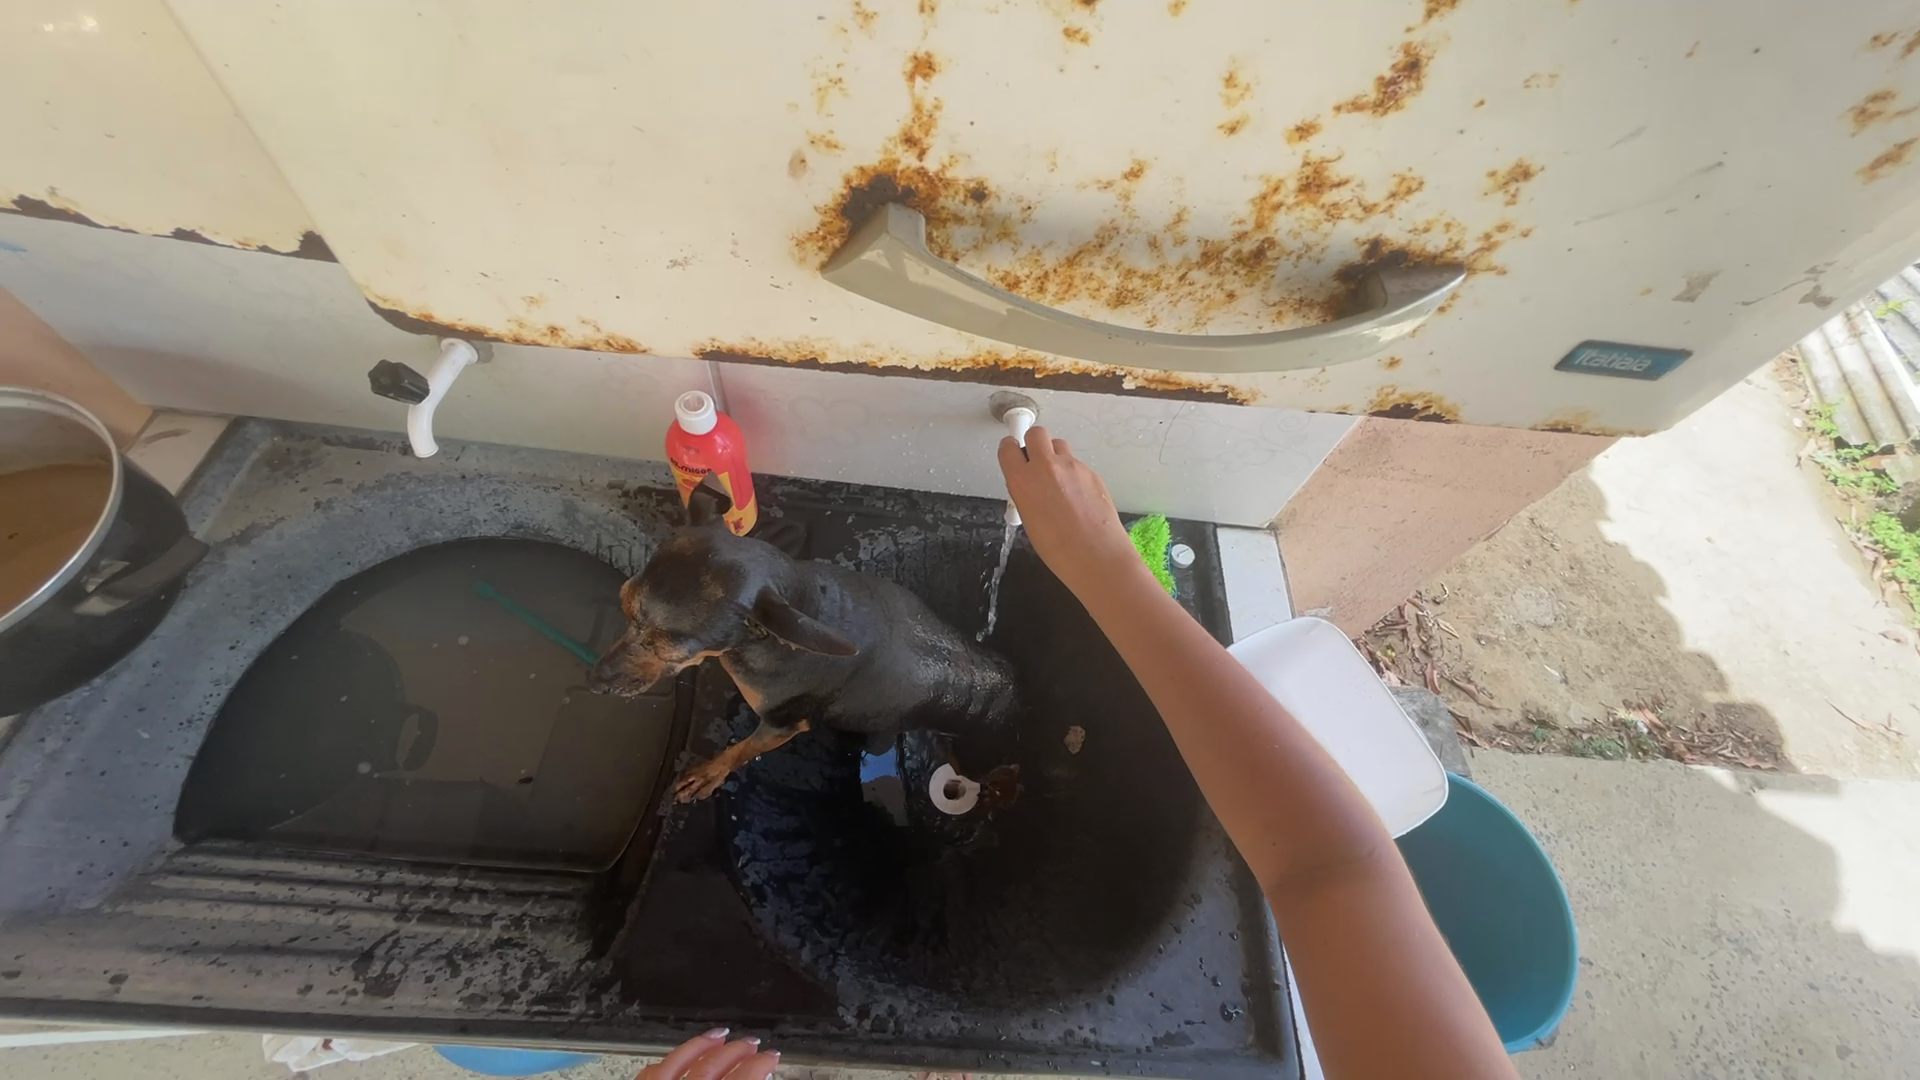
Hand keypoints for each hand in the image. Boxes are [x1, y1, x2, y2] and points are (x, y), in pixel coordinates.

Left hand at [637, 1029, 777, 1079]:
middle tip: (753, 1043)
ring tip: (722, 1033)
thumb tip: (761, 1077)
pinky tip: (682, 1053)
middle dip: (736, 1051)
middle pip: (711, 1067)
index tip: (772, 1056)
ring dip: (704, 1045)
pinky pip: (653, 1071)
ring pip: (680, 1062)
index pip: (740, 1079)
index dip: (760, 1064)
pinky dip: (672, 1059)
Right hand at [997, 426, 1139, 596]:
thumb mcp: (1028, 520)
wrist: (1095, 555)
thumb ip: (1025, 494)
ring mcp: (1072, 467)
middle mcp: (1046, 467)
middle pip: (1036, 433)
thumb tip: (1027, 485)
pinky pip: (1077, 464)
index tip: (1013, 453)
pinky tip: (1077, 497)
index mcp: (1022, 480)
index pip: (1008, 447)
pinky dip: (1074, 474)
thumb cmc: (1059, 548)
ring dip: (1056, 456)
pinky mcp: (1092, 472)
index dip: (1010, 450)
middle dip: (1034, 443)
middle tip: (1035, 459)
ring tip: (1058, 480)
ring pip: (1059, 445)